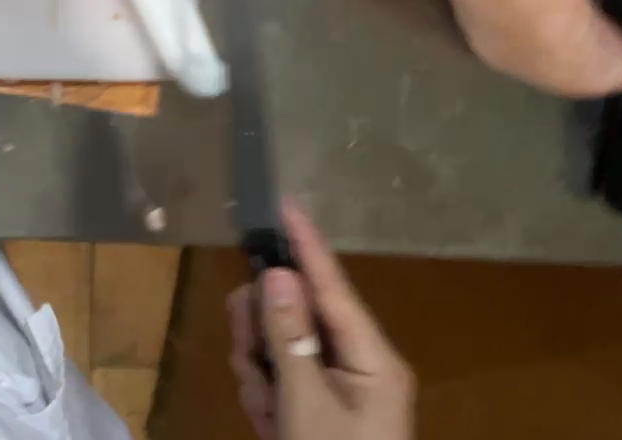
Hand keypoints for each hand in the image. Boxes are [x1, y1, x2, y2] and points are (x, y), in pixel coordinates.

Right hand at [226, 203, 413, 439]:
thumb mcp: (306, 405)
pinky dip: (263, 389)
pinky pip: (275, 367)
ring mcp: (337, 378)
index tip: (284, 202)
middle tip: (250, 364)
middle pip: (291, 310)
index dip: (306, 243)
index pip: (331, 286)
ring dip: (258, 369)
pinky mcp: (319, 395)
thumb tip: (278, 273)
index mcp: (371, 359)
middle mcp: (356, 359)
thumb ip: (289, 337)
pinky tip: (270, 420)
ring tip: (265, 410)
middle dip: (260, 333)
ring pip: (275, 338)